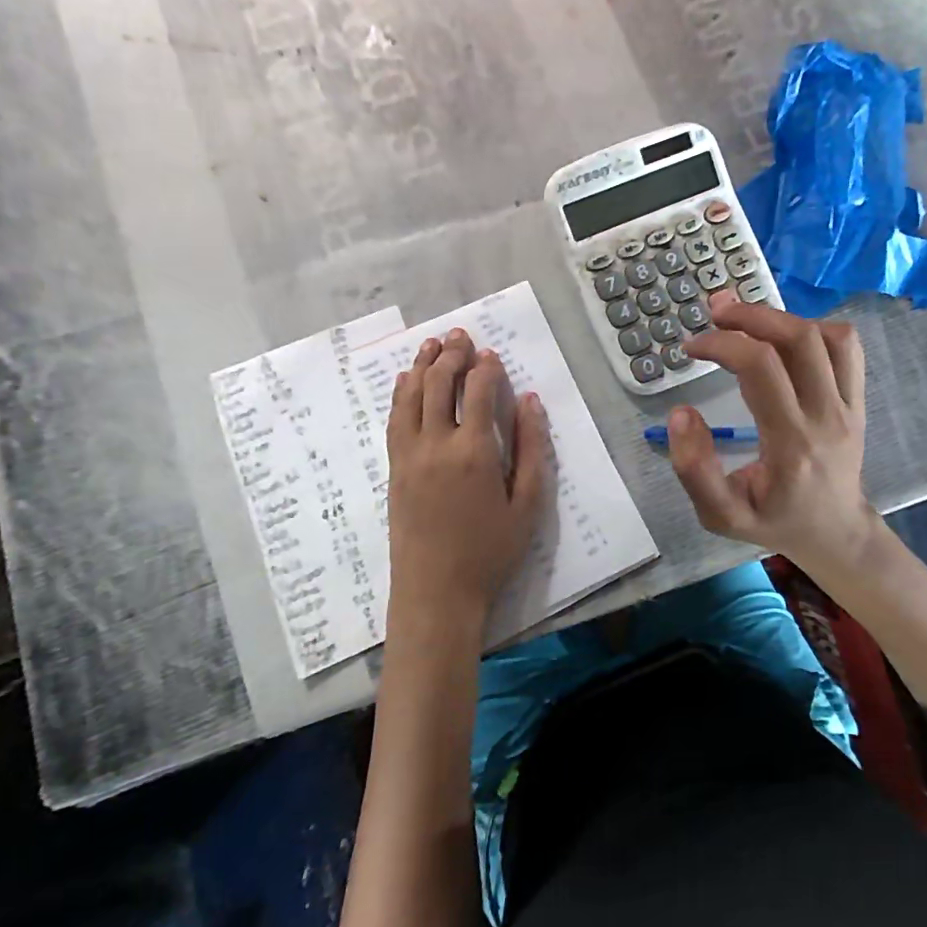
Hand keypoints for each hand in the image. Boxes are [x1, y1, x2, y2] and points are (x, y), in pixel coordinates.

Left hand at [385, 328, 550, 635]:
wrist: (436, 592)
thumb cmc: (490, 551)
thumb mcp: (527, 504)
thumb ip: (531, 449)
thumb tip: (530, 401)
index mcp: (474, 451)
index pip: (478, 392)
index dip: (486, 368)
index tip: (492, 354)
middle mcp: (436, 444)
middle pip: (439, 385)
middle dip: (452, 355)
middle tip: (461, 335)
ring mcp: (409, 455)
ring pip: (411, 396)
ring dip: (422, 365)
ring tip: (433, 342)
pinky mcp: (394, 469)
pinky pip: (394, 419)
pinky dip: (401, 392)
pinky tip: (406, 379)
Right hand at [668, 298, 878, 571]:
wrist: (835, 533)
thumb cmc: (773, 522)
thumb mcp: (722, 515)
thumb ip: (695, 470)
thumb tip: (681, 413)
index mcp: (790, 444)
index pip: (760, 368)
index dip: (721, 344)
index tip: (691, 348)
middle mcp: (826, 416)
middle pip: (798, 338)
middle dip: (750, 315)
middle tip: (715, 314)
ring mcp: (849, 405)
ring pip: (828, 335)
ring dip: (782, 319)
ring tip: (747, 322)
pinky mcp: (858, 399)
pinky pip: (846, 346)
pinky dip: (813, 329)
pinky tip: (783, 339)